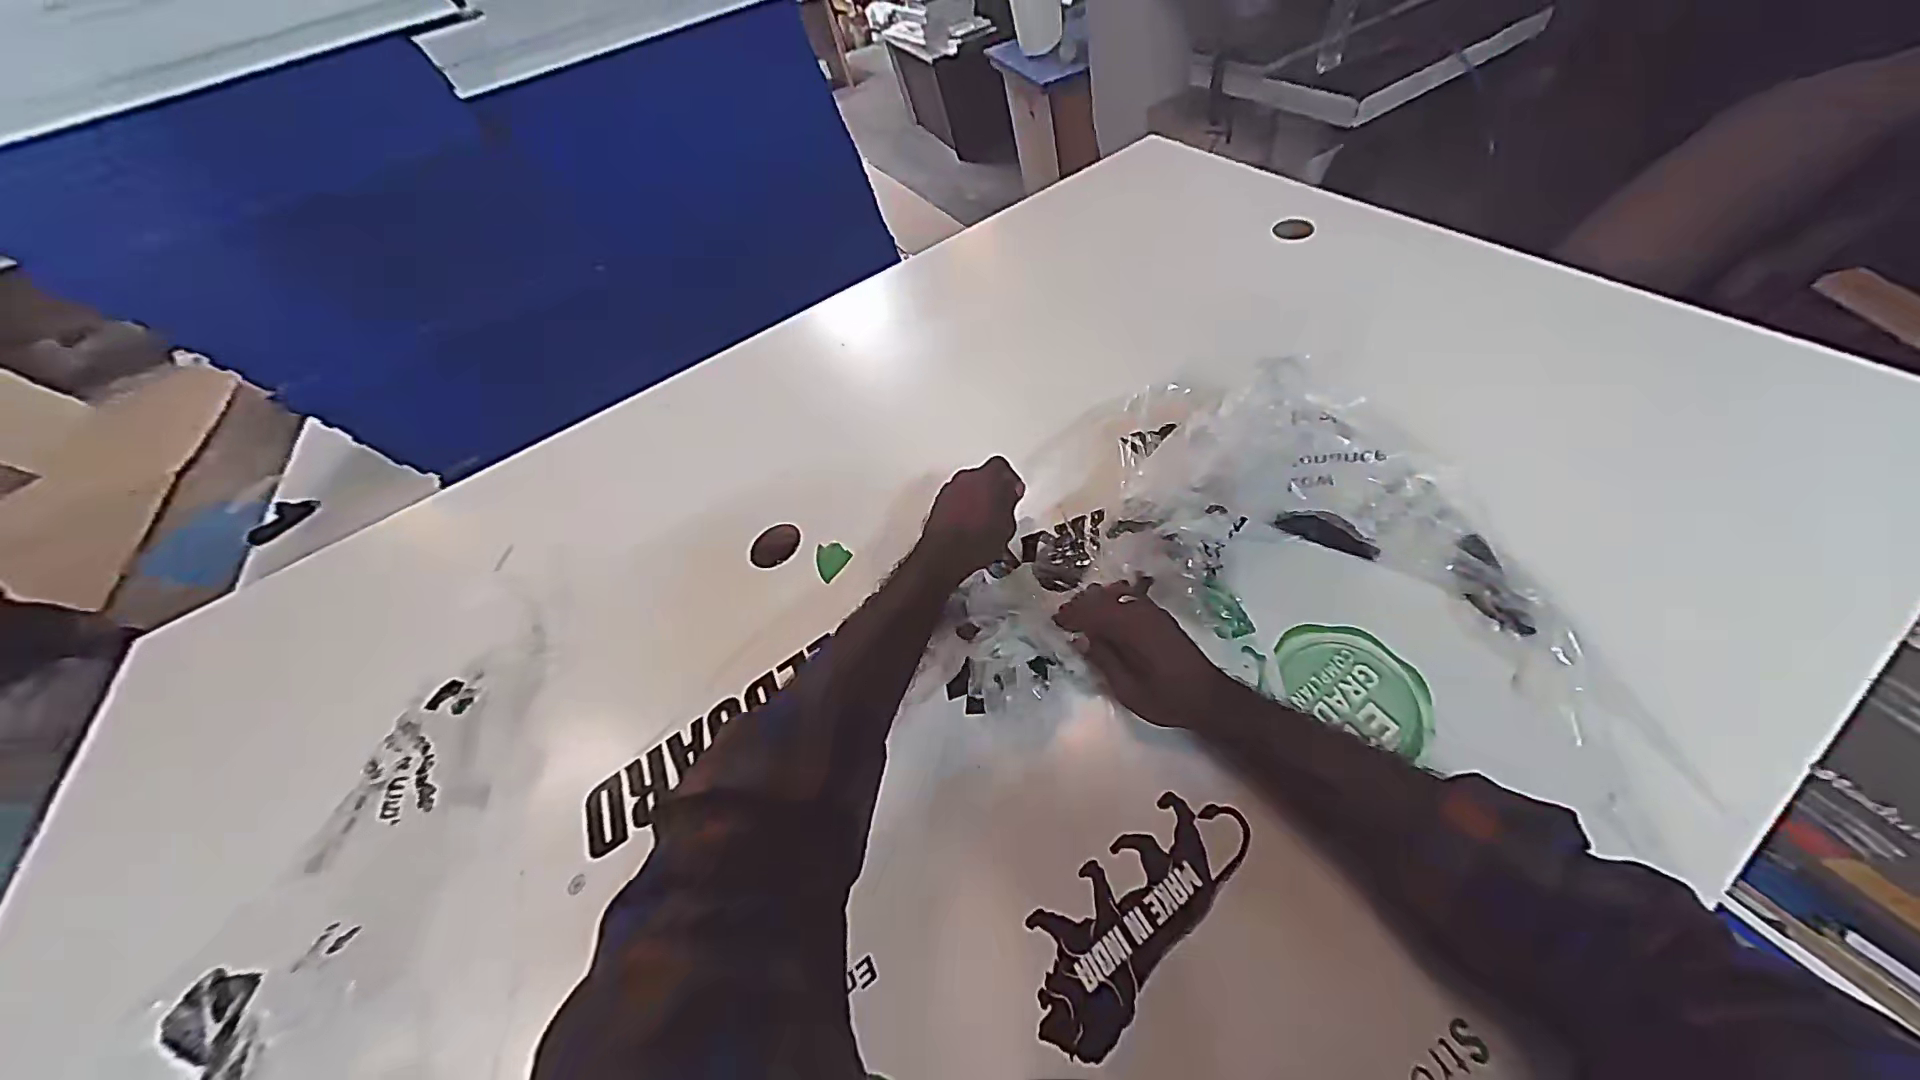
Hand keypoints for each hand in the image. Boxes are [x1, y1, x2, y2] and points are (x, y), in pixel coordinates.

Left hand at [917, 456, 1023, 583]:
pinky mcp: (938, 503)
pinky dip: (963, 509)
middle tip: (1001, 507)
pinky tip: (970, 527)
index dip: (1010, 480)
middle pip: (984, 476)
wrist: (947, 553)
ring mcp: (950, 490)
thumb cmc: (977, 538)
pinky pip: (956, 501)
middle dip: (992, 489)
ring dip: (976, 499)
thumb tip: (1008, 500)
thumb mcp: (1008, 524)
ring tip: (985, 522)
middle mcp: (967, 478)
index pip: (1002, 467)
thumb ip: (1009, 504)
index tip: (1014, 492)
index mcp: (989, 476)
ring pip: (968, 488)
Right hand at [1054, 581, 1241, 730]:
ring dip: (1097, 602)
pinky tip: (1108, 617)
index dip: (1071, 616)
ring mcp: (1153, 612)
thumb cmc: (1165, 698)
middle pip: (1103, 598)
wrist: (1208, 697)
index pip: (1091, 612)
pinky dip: (1113, 603)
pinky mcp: (1161, 618)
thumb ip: (1103, 660)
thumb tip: (1080, 639)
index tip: (1055, 623)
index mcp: (1130, 627)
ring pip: (1117, 594)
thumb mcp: (1127, 688)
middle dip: (1081, 606)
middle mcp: (1141, 612)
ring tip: (1083, 617)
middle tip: (1064, 619)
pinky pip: (1130, 599)